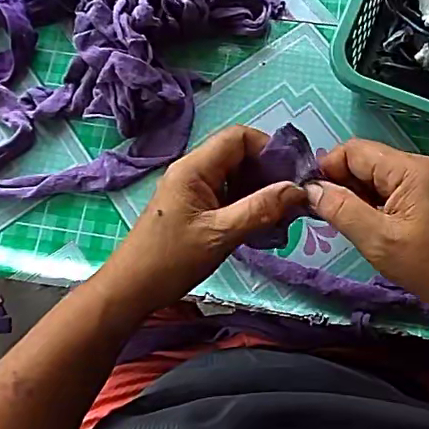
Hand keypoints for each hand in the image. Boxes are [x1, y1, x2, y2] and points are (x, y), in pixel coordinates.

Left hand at [91, 126, 307, 317]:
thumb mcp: (220, 235)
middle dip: (268, 172)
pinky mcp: (196, 208)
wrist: (130, 290)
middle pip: (239, 154)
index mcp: (194, 168)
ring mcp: (193, 190)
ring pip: (236, 175)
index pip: (239, 137)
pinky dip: (249, 204)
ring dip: (261, 190)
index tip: (292, 174)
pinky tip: (263, 223)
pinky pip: (228, 194)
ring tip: (282, 213)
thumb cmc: (169, 261)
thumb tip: (298, 189)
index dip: (269, 149)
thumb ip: (260, 209)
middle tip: (292, 198)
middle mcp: (193, 171)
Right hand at [304, 139, 428, 326]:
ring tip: (340, 223)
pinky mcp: (420, 198)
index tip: (310, 197)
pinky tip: (360, 226)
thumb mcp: (378, 240)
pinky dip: (367, 204)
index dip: (328, 169)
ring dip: (352, 196)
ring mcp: (420, 182)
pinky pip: (384, 191)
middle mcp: (415, 166)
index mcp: (409, 169)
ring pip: (371, 177)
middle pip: (363, 160)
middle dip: (339, 183)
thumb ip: (341, 209)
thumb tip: (310, 188)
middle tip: (323, 214)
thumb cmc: (428, 266)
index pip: (354, 150)